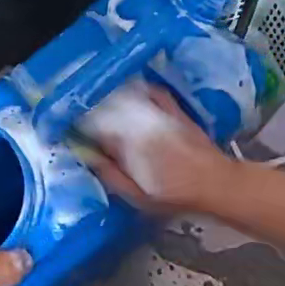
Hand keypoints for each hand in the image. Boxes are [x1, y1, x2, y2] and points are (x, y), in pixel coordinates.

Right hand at [82, 83, 234, 209]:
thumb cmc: (175, 195)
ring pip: (128, 98)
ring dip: (111, 99)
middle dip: (91, 110)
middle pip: (108, 109)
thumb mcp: (137, 195)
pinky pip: (155, 93)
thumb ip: (111, 175)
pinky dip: (141, 89)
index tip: (68, 128)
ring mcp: (159, 114)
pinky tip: (132, 90)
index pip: (94, 128)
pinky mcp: (174, 111)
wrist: (216, 184)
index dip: (78, 126)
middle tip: (79, 116)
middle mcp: (141, 124)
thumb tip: (87, 156)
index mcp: (128, 145)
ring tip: (99, 103)